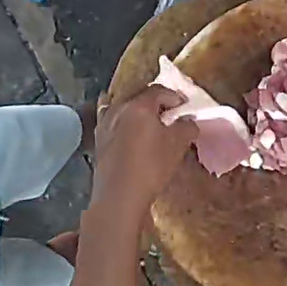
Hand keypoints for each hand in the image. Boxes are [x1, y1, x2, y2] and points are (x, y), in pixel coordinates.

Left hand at [87, 86, 198, 223]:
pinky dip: (125, 122)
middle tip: (172, 113)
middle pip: (139, 96)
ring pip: (124, 108)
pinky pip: (114, 122)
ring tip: (152, 123)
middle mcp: (118, 110)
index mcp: (138, 106)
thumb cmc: (153, 164)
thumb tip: (188, 120)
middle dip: (157, 102)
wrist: (120, 195)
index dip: (175, 96)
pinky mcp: (99, 141)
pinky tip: (132, 133)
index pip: (159, 91)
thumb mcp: (179, 143)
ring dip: (139, 112)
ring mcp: (104, 125)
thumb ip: (187, 126)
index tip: (186, 107)